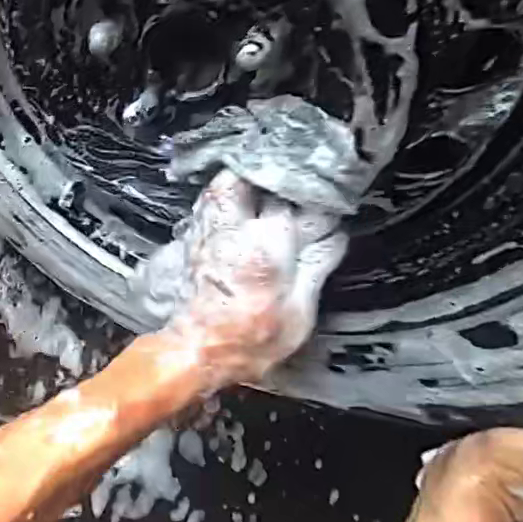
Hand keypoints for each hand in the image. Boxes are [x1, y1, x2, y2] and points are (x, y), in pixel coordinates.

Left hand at [141, 171, 348, 386]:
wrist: (195, 350)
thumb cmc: (250, 338)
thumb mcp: (299, 310)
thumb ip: (316, 264)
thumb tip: (334, 233)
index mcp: (265, 241)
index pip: (291, 197)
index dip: (309, 192)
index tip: (322, 195)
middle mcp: (230, 227)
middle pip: (241, 176)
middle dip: (261, 170)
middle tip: (282, 177)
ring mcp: (204, 232)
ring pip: (218, 189)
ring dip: (238, 184)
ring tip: (259, 189)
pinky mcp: (188, 243)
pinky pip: (204, 210)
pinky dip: (219, 204)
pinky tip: (234, 215)